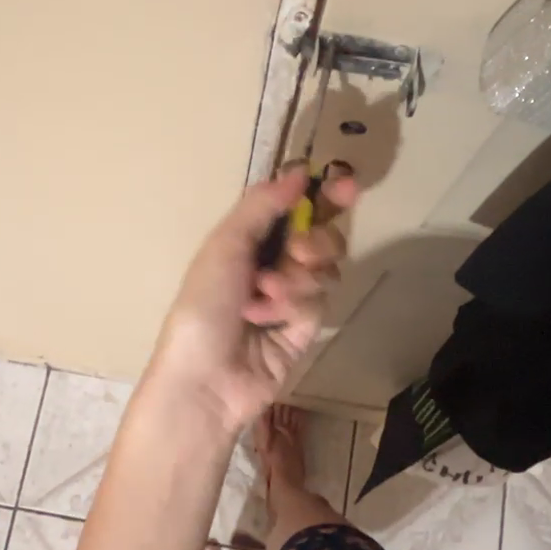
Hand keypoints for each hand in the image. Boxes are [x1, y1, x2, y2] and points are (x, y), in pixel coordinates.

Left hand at [146, 168, 355, 433]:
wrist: (206, 377)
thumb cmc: (203, 305)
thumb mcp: (224, 247)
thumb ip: (261, 207)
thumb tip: (299, 171)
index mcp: (248, 239)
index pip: (296, 207)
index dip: (324, 194)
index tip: (347, 187)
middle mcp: (272, 264)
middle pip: (322, 236)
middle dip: (315, 241)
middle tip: (297, 253)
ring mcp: (291, 297)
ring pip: (326, 269)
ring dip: (298, 279)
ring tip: (266, 294)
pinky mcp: (304, 328)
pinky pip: (319, 302)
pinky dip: (294, 307)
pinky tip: (266, 320)